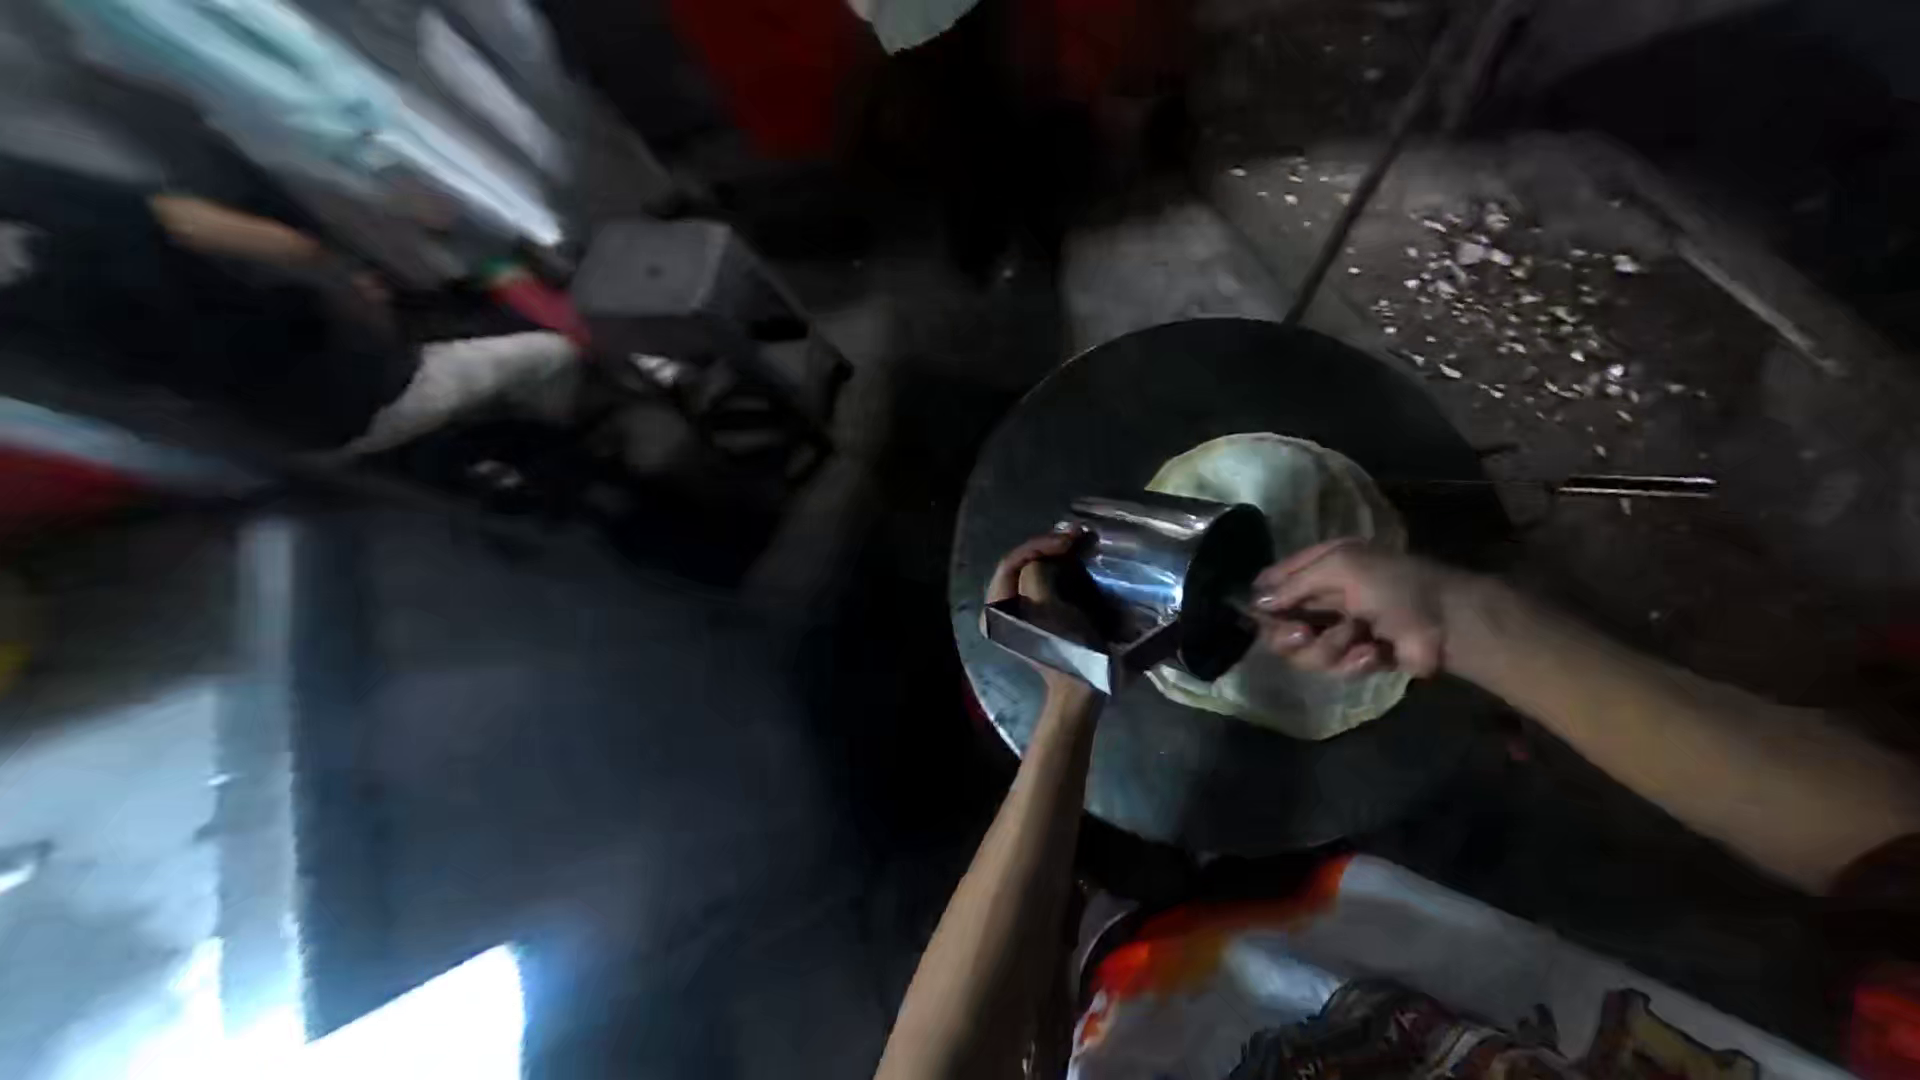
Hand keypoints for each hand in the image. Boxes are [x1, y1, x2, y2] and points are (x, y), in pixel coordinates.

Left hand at [984, 527, 1101, 701]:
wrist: (1084, 687)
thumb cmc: (1064, 647)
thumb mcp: (1045, 606)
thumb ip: (1035, 574)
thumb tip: (1044, 562)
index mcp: (997, 608)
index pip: (1011, 562)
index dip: (1039, 545)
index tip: (1068, 540)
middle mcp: (1003, 609)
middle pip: (1022, 565)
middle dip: (1048, 547)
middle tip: (1077, 536)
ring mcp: (1022, 614)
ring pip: (1036, 572)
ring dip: (1057, 556)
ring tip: (1080, 542)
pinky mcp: (1041, 618)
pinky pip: (1047, 584)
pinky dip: (1062, 569)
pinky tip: (1078, 560)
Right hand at [1250, 538, 1465, 677]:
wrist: (1449, 623)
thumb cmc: (1395, 584)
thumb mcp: (1341, 567)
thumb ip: (1294, 583)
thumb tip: (1255, 603)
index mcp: (1316, 568)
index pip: (1269, 584)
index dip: (1262, 602)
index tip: (1263, 614)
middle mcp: (1318, 599)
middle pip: (1275, 625)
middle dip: (1288, 634)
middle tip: (1302, 634)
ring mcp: (1333, 631)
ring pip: (1300, 652)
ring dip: (1326, 647)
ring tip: (1354, 638)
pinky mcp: (1352, 659)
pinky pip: (1330, 669)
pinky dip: (1351, 662)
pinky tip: (1372, 653)